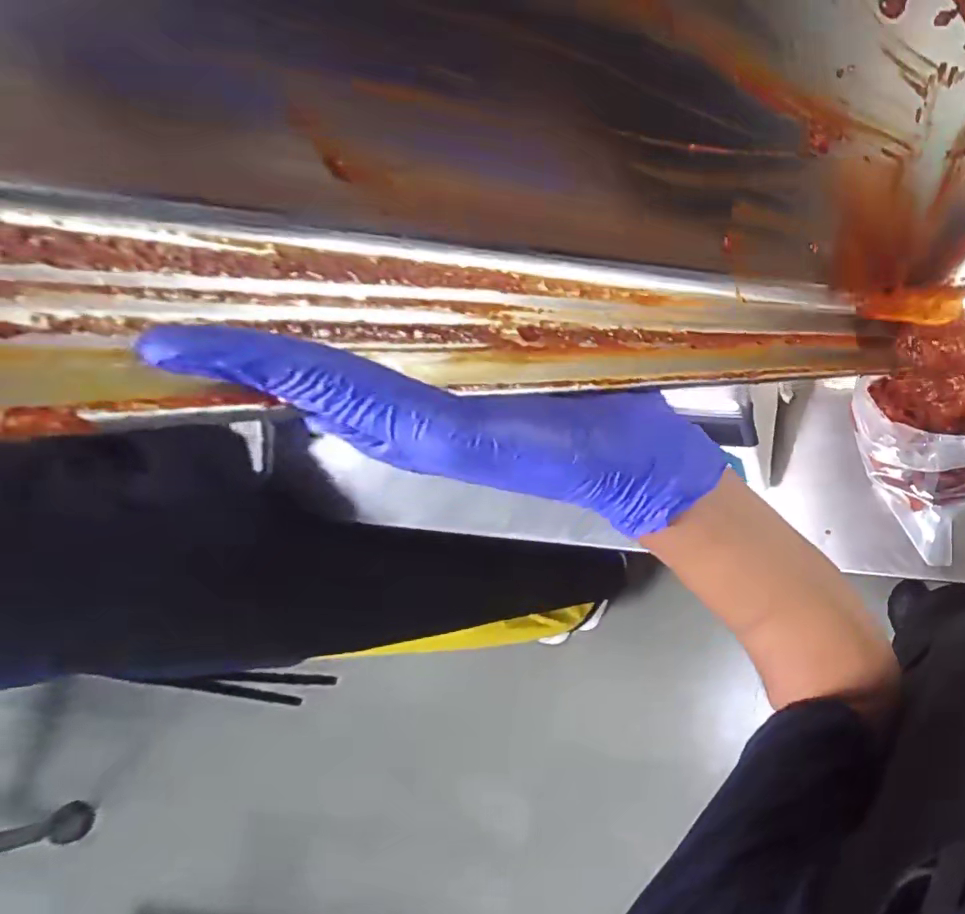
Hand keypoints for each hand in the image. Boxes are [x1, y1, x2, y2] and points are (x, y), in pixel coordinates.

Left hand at [136, 326, 728, 535]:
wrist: (650, 463)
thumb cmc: (564, 458)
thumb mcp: (462, 439)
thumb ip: (379, 407)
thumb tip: (277, 369)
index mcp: (407, 425)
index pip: (306, 381)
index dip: (243, 354)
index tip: (173, 332)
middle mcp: (432, 395)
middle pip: (342, 348)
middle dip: (283, 314)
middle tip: (242, 286)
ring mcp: (477, 374)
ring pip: (397, 326)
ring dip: (352, 293)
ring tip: (307, 256)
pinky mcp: (521, 354)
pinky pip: (457, 317)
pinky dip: (428, 291)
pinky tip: (423, 267)